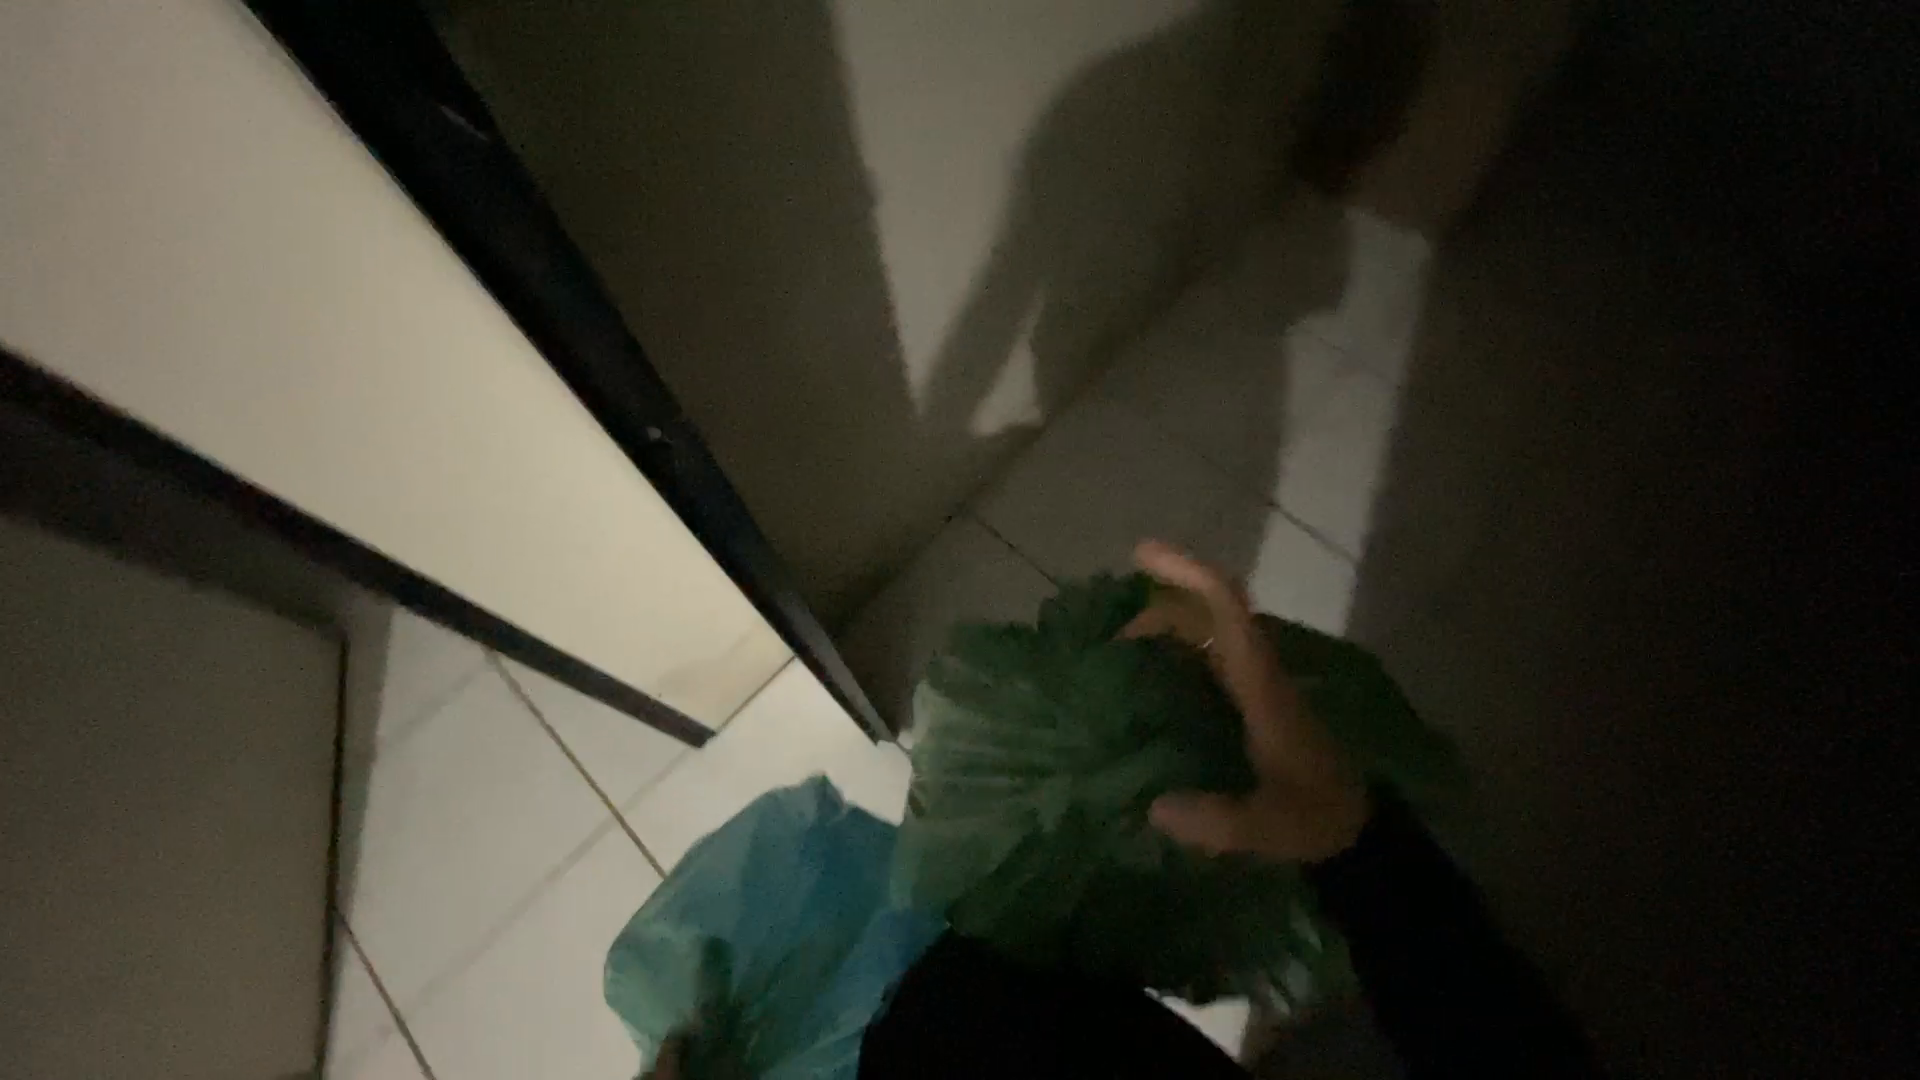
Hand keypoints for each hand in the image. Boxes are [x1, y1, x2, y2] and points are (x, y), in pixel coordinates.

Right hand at [1124, 540, 1370, 862]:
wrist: (1354, 830)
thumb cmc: (1313, 818)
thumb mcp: (1266, 828)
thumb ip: (1213, 821)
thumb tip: (1153, 808)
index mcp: (1260, 685)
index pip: (1227, 609)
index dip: (1188, 573)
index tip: (1143, 556)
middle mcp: (1255, 671)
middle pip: (1209, 611)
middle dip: (1158, 605)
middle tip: (1108, 637)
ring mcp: (1252, 683)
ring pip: (1206, 632)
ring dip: (1164, 627)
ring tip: (1115, 654)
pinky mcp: (1247, 700)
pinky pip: (1205, 656)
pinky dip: (1172, 652)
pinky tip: (1142, 683)